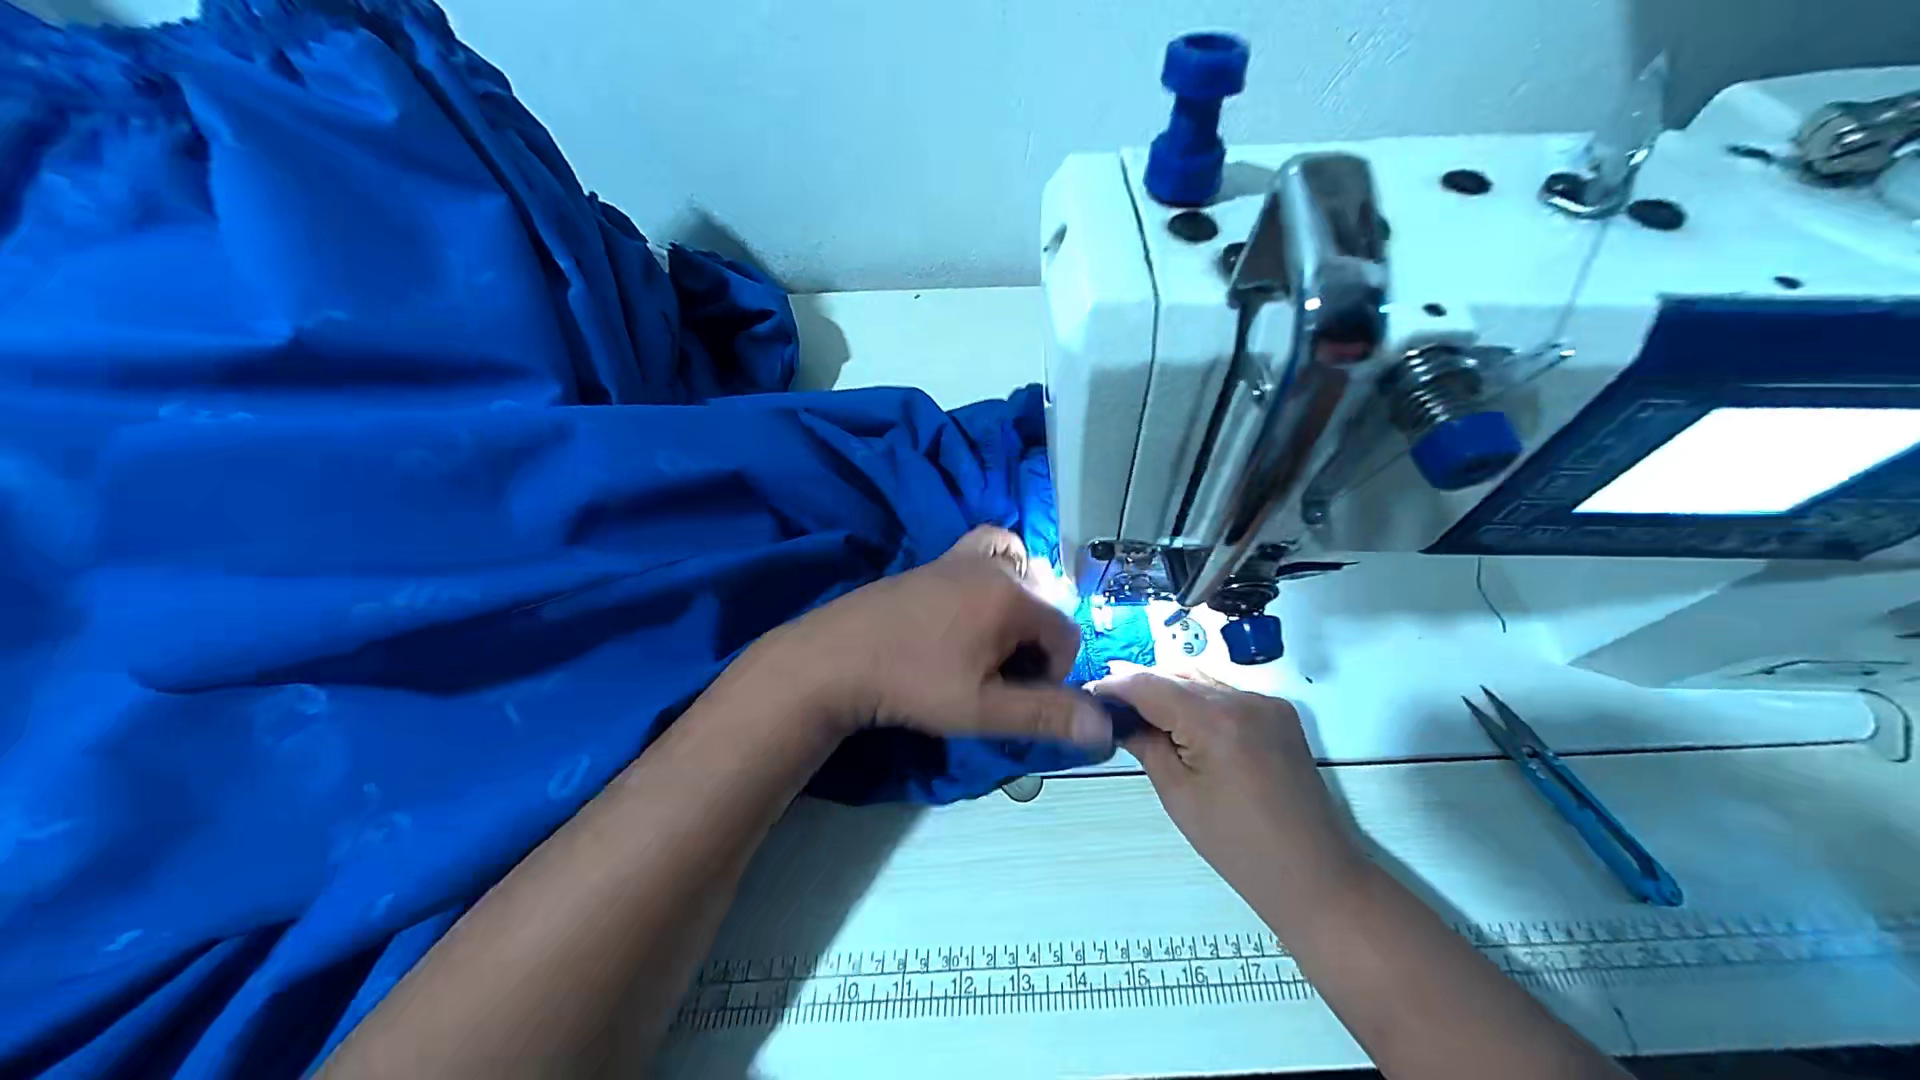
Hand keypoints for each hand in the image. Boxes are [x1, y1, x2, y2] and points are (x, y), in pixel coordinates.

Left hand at [735, 526, 1111, 749]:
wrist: (837, 657)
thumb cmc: (913, 685)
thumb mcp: (983, 709)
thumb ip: (1046, 716)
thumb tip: (1106, 728)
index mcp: (1014, 597)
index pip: (1067, 633)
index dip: (1052, 672)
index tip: (1016, 695)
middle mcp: (995, 565)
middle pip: (1045, 604)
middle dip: (1036, 642)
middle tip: (999, 672)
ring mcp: (963, 556)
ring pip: (1020, 575)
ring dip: (1020, 608)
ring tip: (991, 641)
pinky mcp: (937, 559)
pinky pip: (987, 553)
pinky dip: (996, 573)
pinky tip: (970, 606)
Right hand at [1090, 670, 1364, 914]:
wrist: (1314, 875)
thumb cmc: (1237, 845)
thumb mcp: (1177, 793)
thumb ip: (1145, 743)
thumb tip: (1116, 718)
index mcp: (1215, 720)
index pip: (1150, 684)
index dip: (1115, 686)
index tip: (1087, 695)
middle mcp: (1244, 698)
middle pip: (1176, 674)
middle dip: (1139, 685)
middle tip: (1108, 707)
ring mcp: (1266, 702)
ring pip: (1201, 679)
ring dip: (1168, 690)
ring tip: (1140, 714)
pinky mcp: (1279, 713)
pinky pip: (1226, 693)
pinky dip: (1198, 700)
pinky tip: (1183, 723)